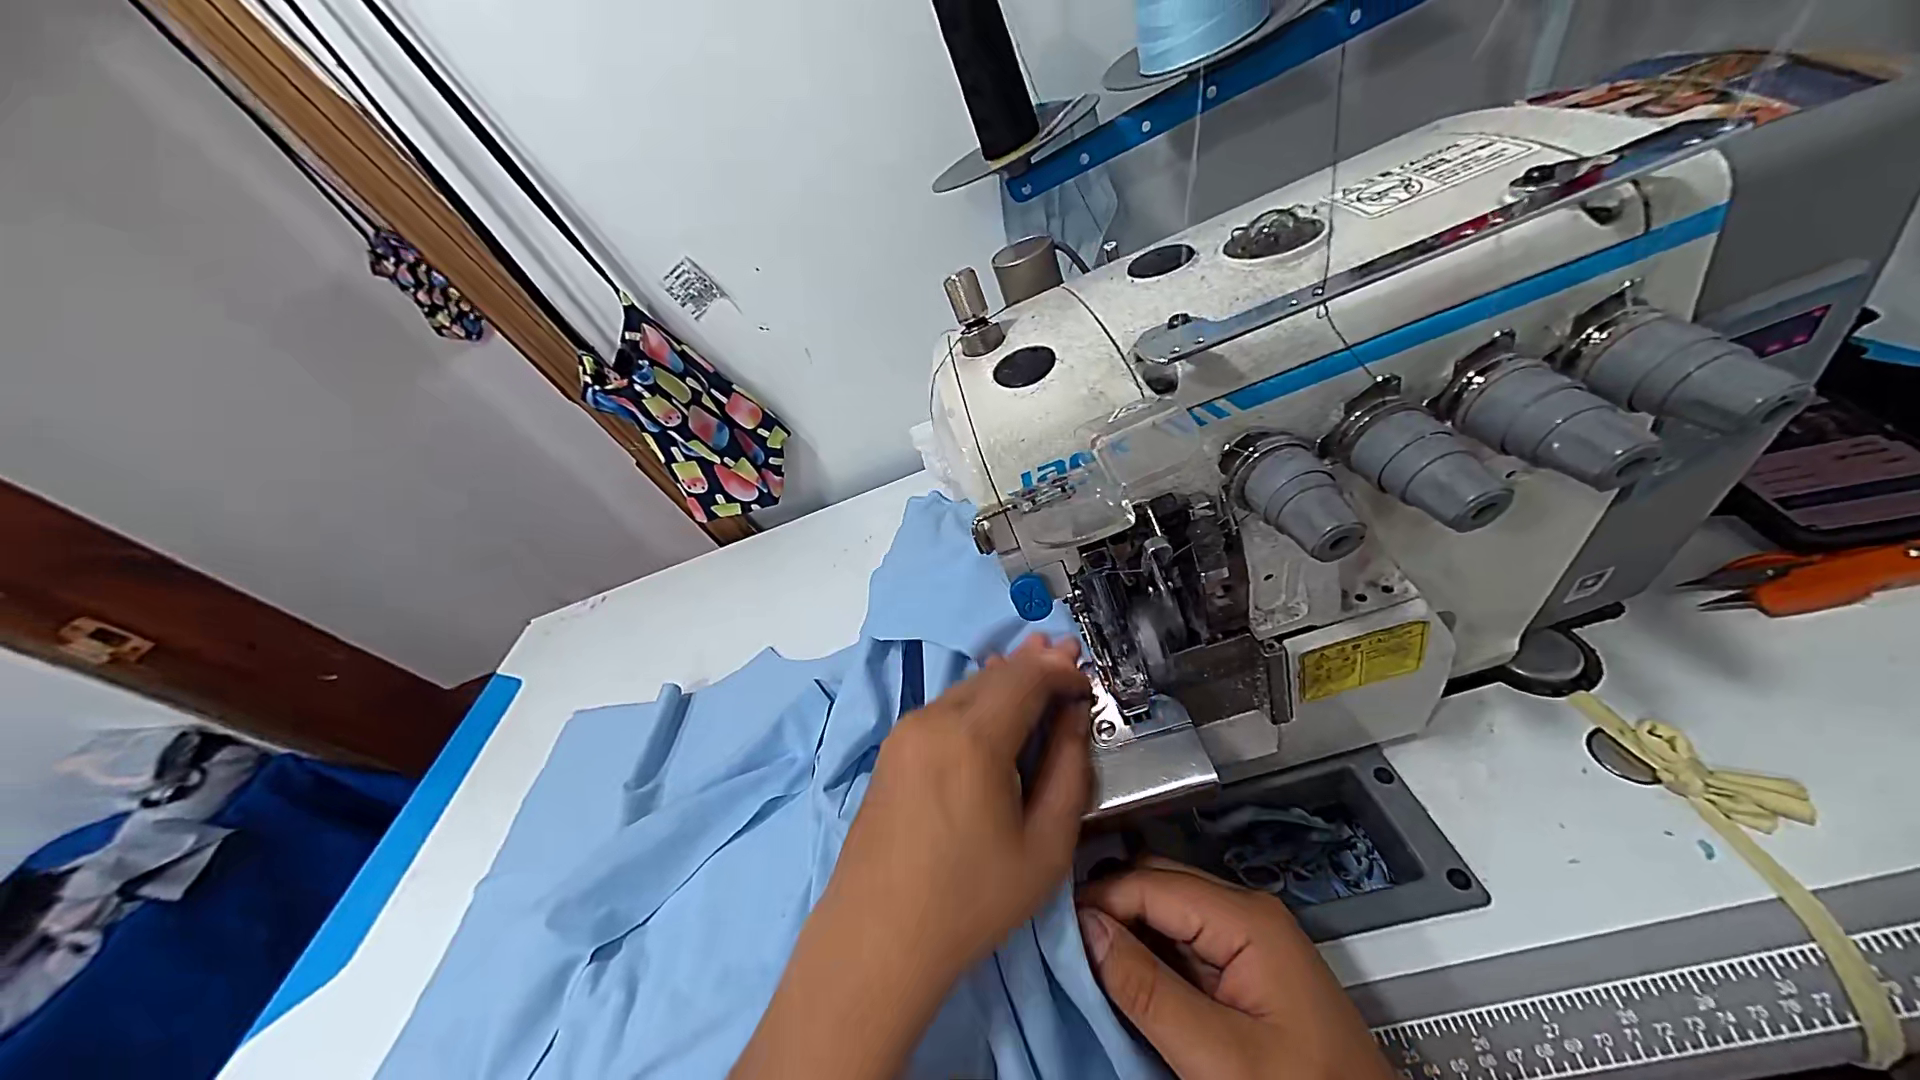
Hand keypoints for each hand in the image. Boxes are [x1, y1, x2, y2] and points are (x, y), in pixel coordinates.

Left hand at [731, 635, 1092, 1079]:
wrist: (877, 939)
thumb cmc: (971, 900)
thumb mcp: (1045, 844)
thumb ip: (1069, 769)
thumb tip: (1074, 715)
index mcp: (972, 737)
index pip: (1027, 676)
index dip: (1062, 671)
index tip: (1087, 684)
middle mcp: (933, 718)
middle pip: (995, 674)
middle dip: (1036, 666)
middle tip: (1068, 659)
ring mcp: (905, 731)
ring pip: (967, 688)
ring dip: (1006, 680)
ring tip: (1038, 672)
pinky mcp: (891, 749)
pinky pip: (944, 709)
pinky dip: (977, 701)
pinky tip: (994, 709)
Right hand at [1078, 857, 1394, 1079]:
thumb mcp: (1221, 1057)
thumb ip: (1148, 988)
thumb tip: (1086, 927)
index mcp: (1247, 918)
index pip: (1148, 882)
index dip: (1099, 900)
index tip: (1058, 931)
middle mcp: (1245, 912)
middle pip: (1155, 882)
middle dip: (1108, 907)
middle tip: (1066, 944)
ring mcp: (1244, 938)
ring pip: (1162, 909)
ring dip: (1123, 929)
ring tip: (1084, 960)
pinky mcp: (1240, 966)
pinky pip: (1178, 940)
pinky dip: (1144, 952)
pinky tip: (1121, 976)